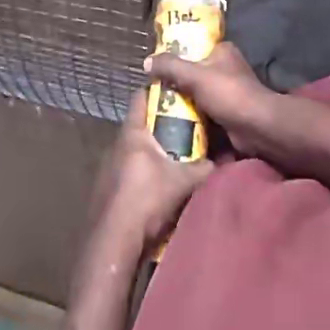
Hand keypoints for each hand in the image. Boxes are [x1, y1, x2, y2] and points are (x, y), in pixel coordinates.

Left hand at [87, 90, 213, 248]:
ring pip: (135, 151)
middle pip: (141, 126)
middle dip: (162, 128)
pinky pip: (129, 172)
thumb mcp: (183, 181)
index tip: (177, 92)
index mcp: (132, 132)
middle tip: (187, 132)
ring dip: (153, 154)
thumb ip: (204, 167)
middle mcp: (117, 143)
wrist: (115, 238)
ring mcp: (109, 165)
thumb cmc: (147, 199)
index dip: (158, 91)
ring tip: (177, 162)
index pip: (141, 97)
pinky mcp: (107, 187)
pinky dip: (144, 174)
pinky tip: (159, 189)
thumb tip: (221, 162)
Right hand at [144, 42, 275, 154]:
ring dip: (183, 100)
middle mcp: (226, 68)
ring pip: (198, 92)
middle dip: (177, 80)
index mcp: (222, 51)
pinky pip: (204, 111)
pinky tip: (174, 120)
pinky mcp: (229, 113)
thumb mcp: (194, 75)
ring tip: (159, 103)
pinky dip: (192, 116)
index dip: (177, 52)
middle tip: (155, 86)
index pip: (195, 46)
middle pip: (194, 71)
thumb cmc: (229, 94)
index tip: (159, 62)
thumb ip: (170, 66)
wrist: (258, 129)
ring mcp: (229, 92)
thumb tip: (146, 62)